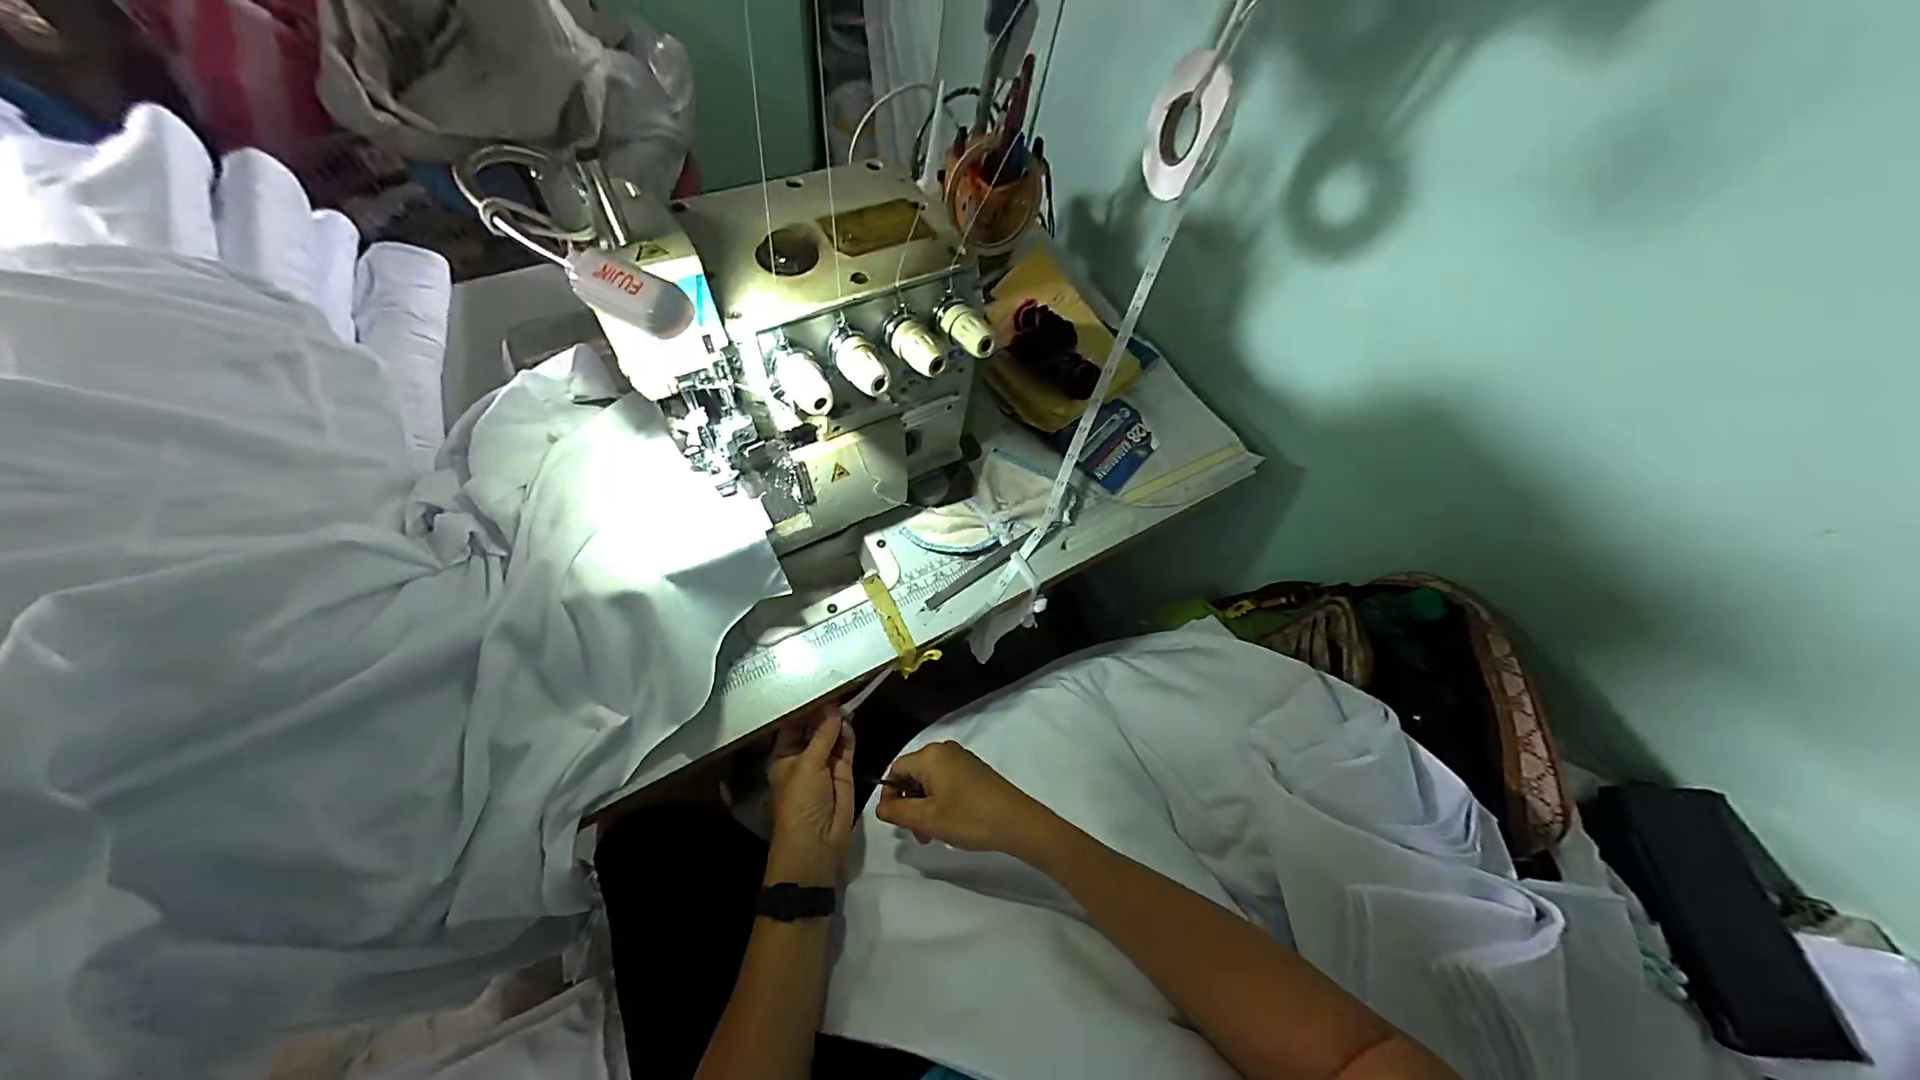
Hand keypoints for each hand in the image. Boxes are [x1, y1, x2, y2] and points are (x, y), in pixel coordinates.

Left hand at [764, 703, 855, 885]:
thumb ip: (823, 736)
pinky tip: (850, 721)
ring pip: (832, 737)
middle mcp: (803, 759)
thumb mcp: (807, 766)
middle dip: (824, 713)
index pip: (793, 726)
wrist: (816, 843)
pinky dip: (848, 735)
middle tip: (837, 690)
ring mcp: (824, 766)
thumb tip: (833, 710)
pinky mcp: (843, 773)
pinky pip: (846, 748)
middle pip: (814, 729)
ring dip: (837, 722)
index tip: (818, 690)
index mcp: (783, 757)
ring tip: (846, 701)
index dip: (805, 710)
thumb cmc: (800, 802)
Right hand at [874, 741, 1061, 860]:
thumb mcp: (927, 819)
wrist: (1017, 822)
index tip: (894, 822)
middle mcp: (945, 751)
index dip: (890, 796)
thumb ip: (897, 812)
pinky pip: (946, 783)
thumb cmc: (969, 817)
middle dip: (909, 805)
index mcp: (931, 755)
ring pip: (930, 782)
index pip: (895, 769)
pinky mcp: (975, 772)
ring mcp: (963, 760)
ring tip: (933, 834)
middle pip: (913, 775)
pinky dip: (941, 803)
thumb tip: (881, 807)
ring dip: (925, 808)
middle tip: (917, 833)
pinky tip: (949, 825)